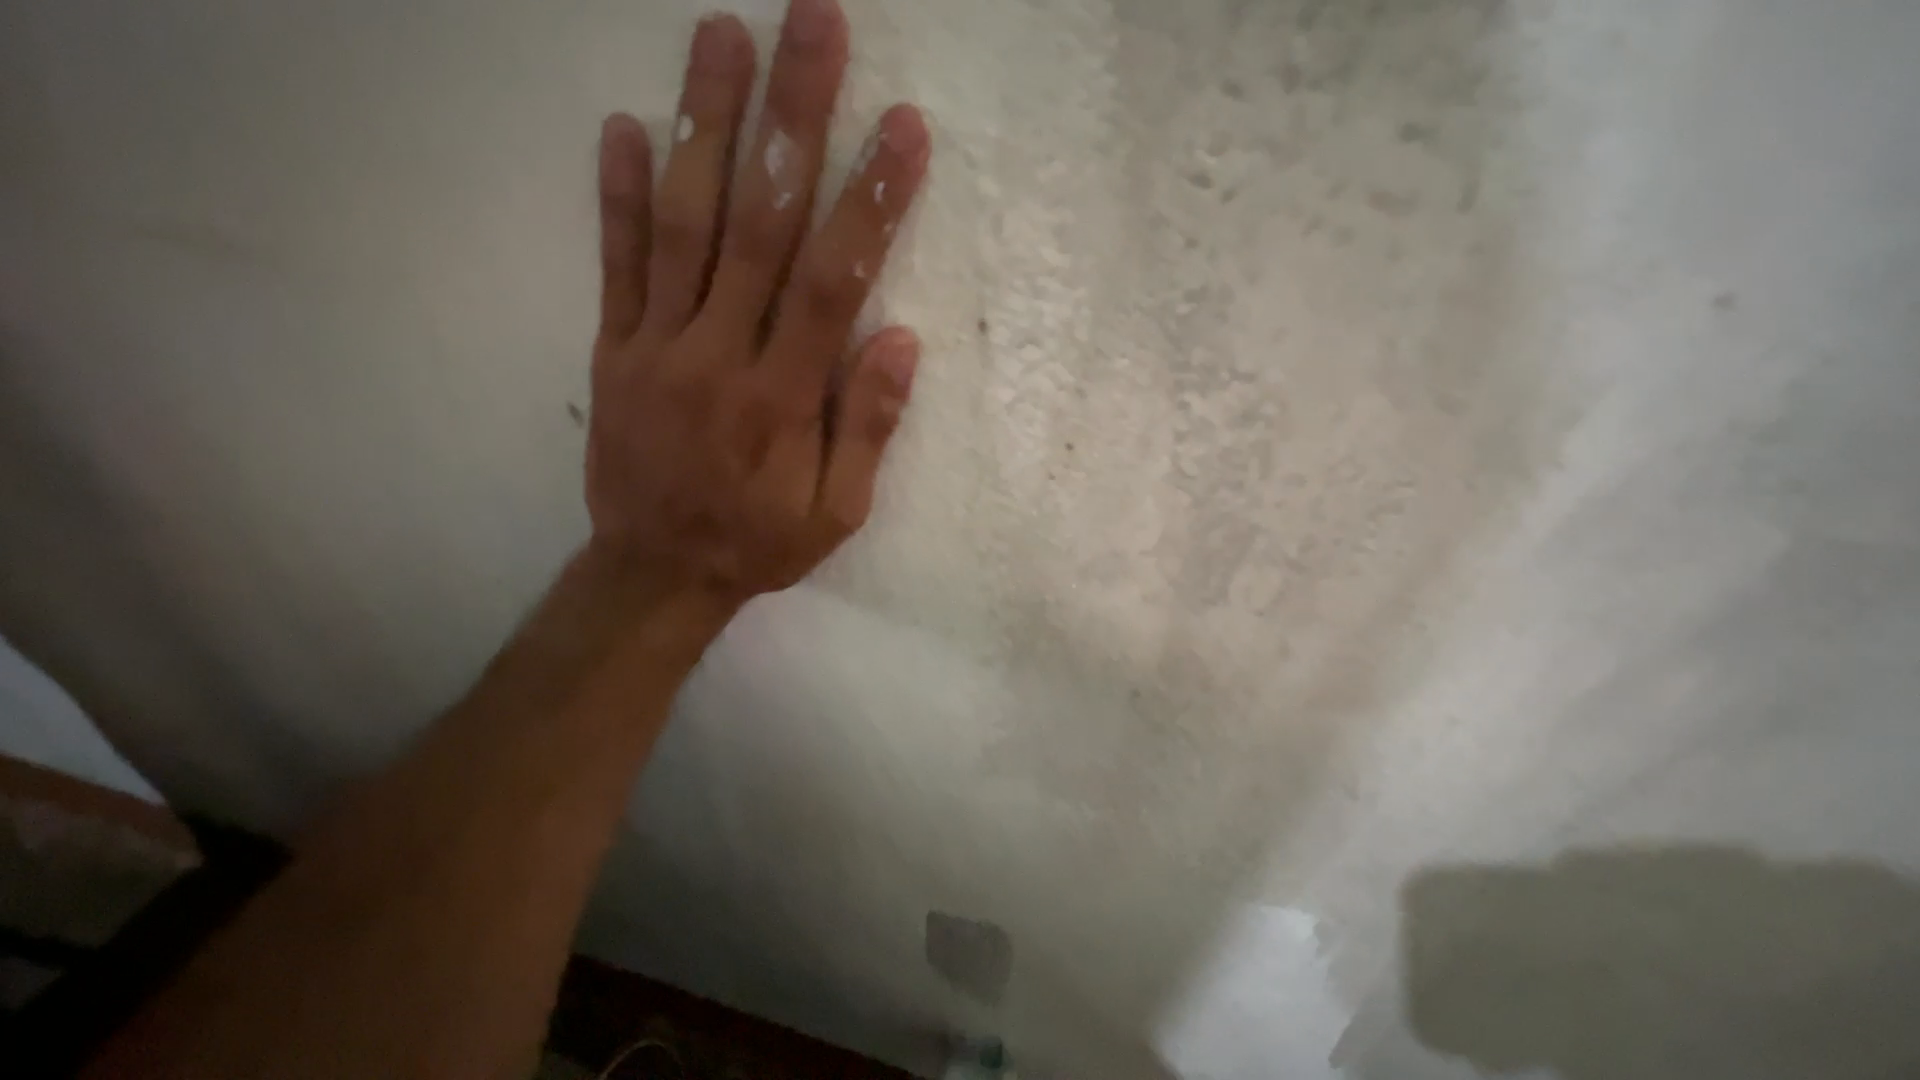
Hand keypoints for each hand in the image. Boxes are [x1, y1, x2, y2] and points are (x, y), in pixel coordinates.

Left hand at [585, 0, 928, 612]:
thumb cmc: (759, 541)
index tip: (903, 128)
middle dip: (793, 119)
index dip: (870, 201)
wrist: (654, 573)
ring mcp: (657, 345)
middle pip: (760, 223)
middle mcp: (718, 354)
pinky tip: (626, 122)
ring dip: (706, 124)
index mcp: (781, 396)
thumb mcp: (837, 512)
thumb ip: (867, 427)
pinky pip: (615, 263)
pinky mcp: (614, 348)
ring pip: (684, 223)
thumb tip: (899, 337)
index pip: (832, 281)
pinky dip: (617, 193)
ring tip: (722, 35)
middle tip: (814, 26)